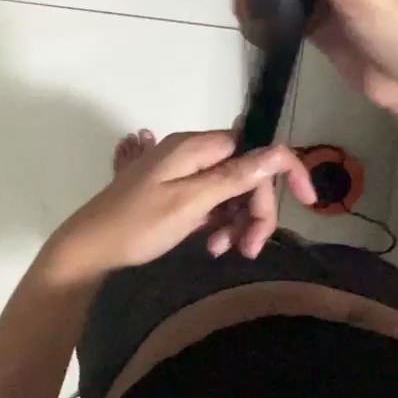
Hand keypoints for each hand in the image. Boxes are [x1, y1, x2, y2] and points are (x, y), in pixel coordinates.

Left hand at [42, 130, 316, 282]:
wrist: (90, 247)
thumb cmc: (138, 225)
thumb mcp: (191, 203)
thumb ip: (234, 176)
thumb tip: (277, 151)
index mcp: (195, 147)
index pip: (256, 148)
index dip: (284, 171)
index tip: (307, 202)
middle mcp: (190, 153)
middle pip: (245, 174)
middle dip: (255, 210)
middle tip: (250, 248)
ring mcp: (181, 173)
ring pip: (230, 192)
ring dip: (237, 221)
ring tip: (226, 251)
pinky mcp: (174, 193)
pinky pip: (211, 203)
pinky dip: (218, 224)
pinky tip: (211, 246)